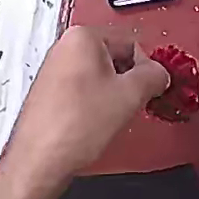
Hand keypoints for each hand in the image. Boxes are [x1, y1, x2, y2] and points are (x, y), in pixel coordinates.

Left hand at [0, 27, 168, 189]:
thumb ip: (154, 76)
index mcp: (83, 37)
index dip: (144, 69)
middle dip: (127, 81)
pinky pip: (84, 88)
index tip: (147, 90)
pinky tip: (93, 122)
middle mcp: (64, 46)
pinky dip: (94, 102)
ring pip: (100, 75)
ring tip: (108, 116)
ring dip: (112, 94)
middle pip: (115, 57)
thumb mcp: (130, 95)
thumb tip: (159, 73)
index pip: (131, 44)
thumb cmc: (78, 124)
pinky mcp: (49, 90)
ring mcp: (54, 68)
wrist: (39, 162)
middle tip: (128, 105)